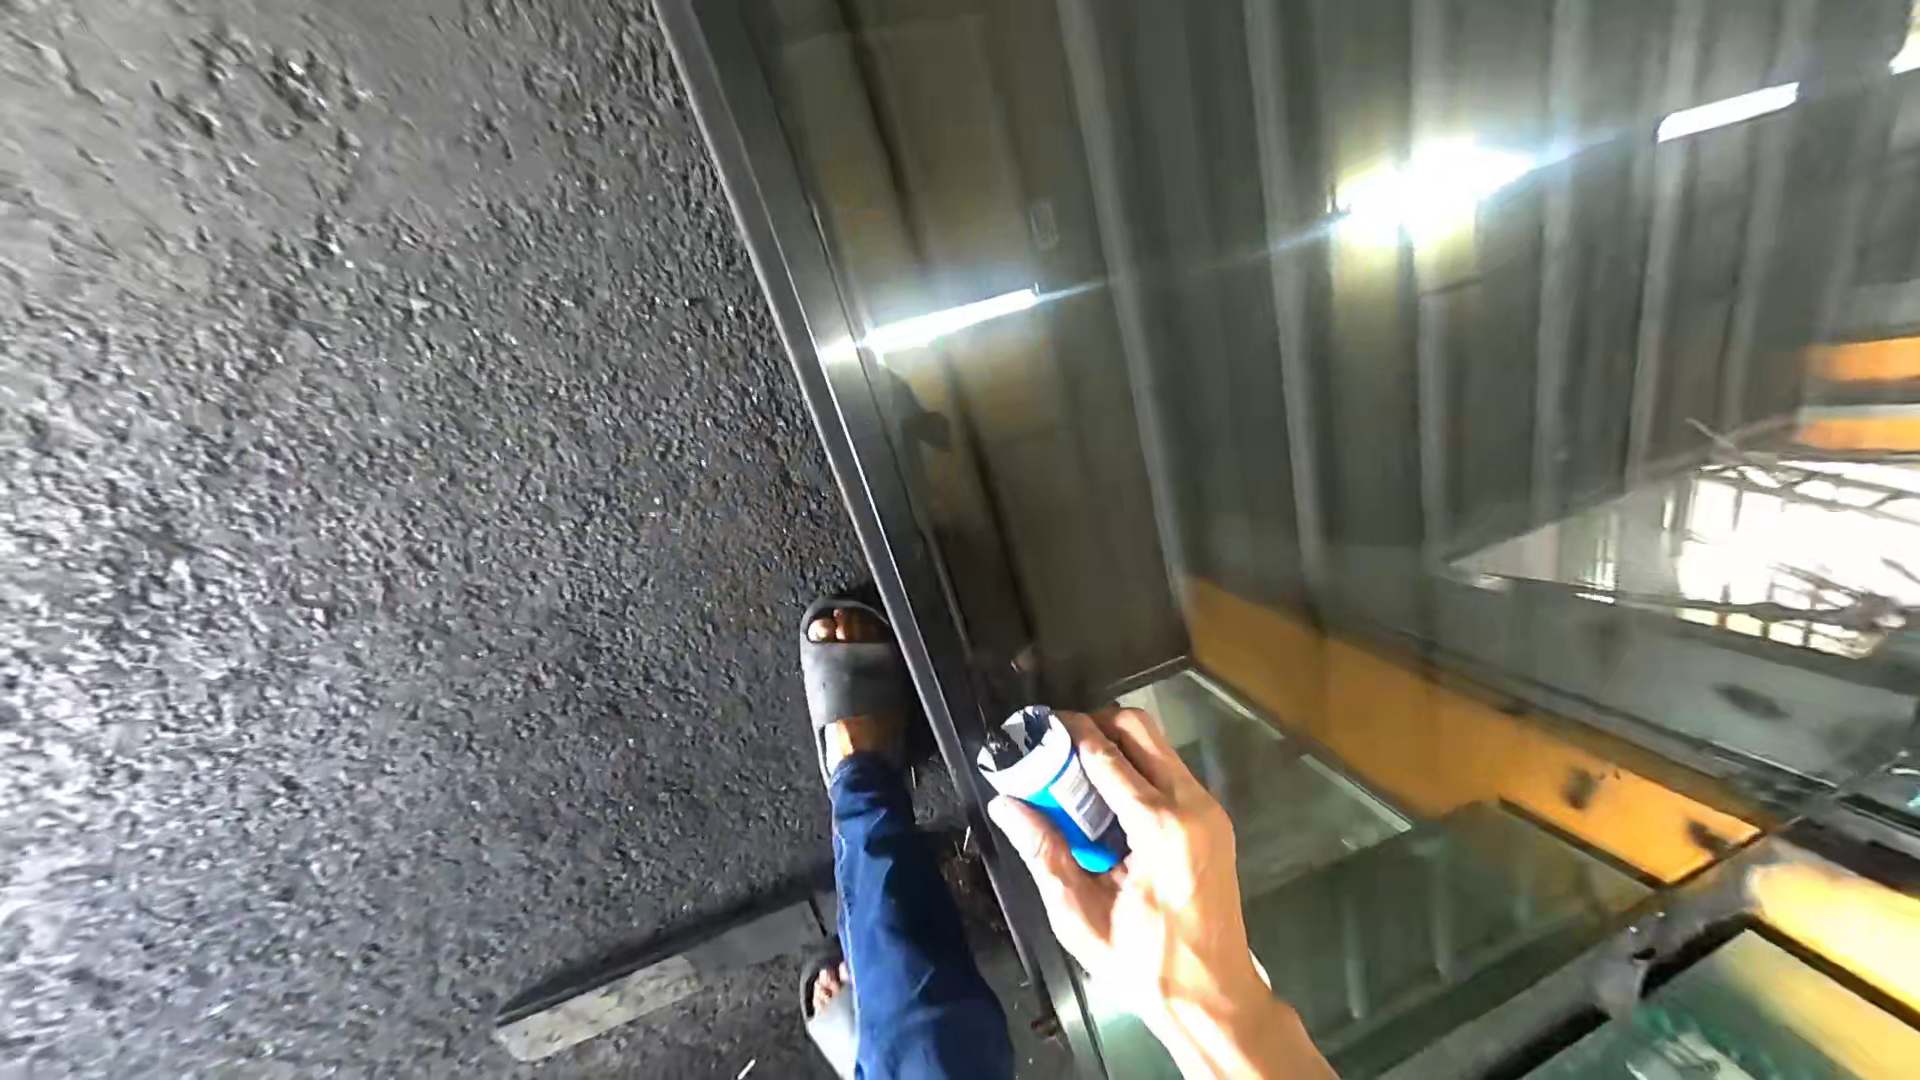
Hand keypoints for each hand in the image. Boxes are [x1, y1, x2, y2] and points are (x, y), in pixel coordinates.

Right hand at [988, 707, 1334, 1078]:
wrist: (1217, 1000)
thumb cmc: (1145, 964)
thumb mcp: (1081, 915)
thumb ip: (1043, 851)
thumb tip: (1004, 804)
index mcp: (1160, 828)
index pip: (1105, 755)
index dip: (1068, 731)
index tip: (1039, 726)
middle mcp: (1190, 804)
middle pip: (1138, 727)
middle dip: (1094, 723)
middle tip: (1060, 745)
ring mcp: (1207, 807)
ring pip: (1156, 741)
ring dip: (1115, 741)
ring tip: (1079, 768)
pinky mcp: (1212, 815)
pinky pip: (1167, 765)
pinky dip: (1135, 762)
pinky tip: (1110, 795)